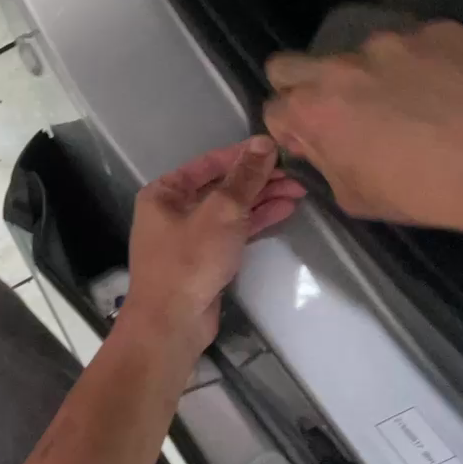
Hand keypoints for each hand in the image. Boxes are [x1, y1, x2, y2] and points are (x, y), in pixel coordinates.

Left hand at [119, 136, 304, 352]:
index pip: (208, 164)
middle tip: (296, 176)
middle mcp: (171, 210)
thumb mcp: (221, 212)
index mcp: (163, 193)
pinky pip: (231, 230)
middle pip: (220, 186)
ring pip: (229, 209)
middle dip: (257, 180)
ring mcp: (187, 235)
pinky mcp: (203, 257)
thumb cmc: (190, 260)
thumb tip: (262, 142)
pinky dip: (255, 221)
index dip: (243, 156)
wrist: (172, 320)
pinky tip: (283, 211)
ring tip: (299, 192)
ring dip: (261, 199)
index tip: (278, 149)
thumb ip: (244, 178)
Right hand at [263, 21, 462, 229]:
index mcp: (312, 110)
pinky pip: (417, 44)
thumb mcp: (353, 196)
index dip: (291, 128)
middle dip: (303, 85)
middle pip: (289, 64)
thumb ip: (323, 161)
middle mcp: (340, 66)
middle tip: (342, 111)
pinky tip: (453, 90)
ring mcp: (392, 42)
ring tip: (415, 101)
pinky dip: (423, 63)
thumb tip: (320, 142)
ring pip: (360, 54)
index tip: (317, 141)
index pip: (272, 108)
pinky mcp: (441, 30)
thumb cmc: (427, 192)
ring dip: (372, 74)